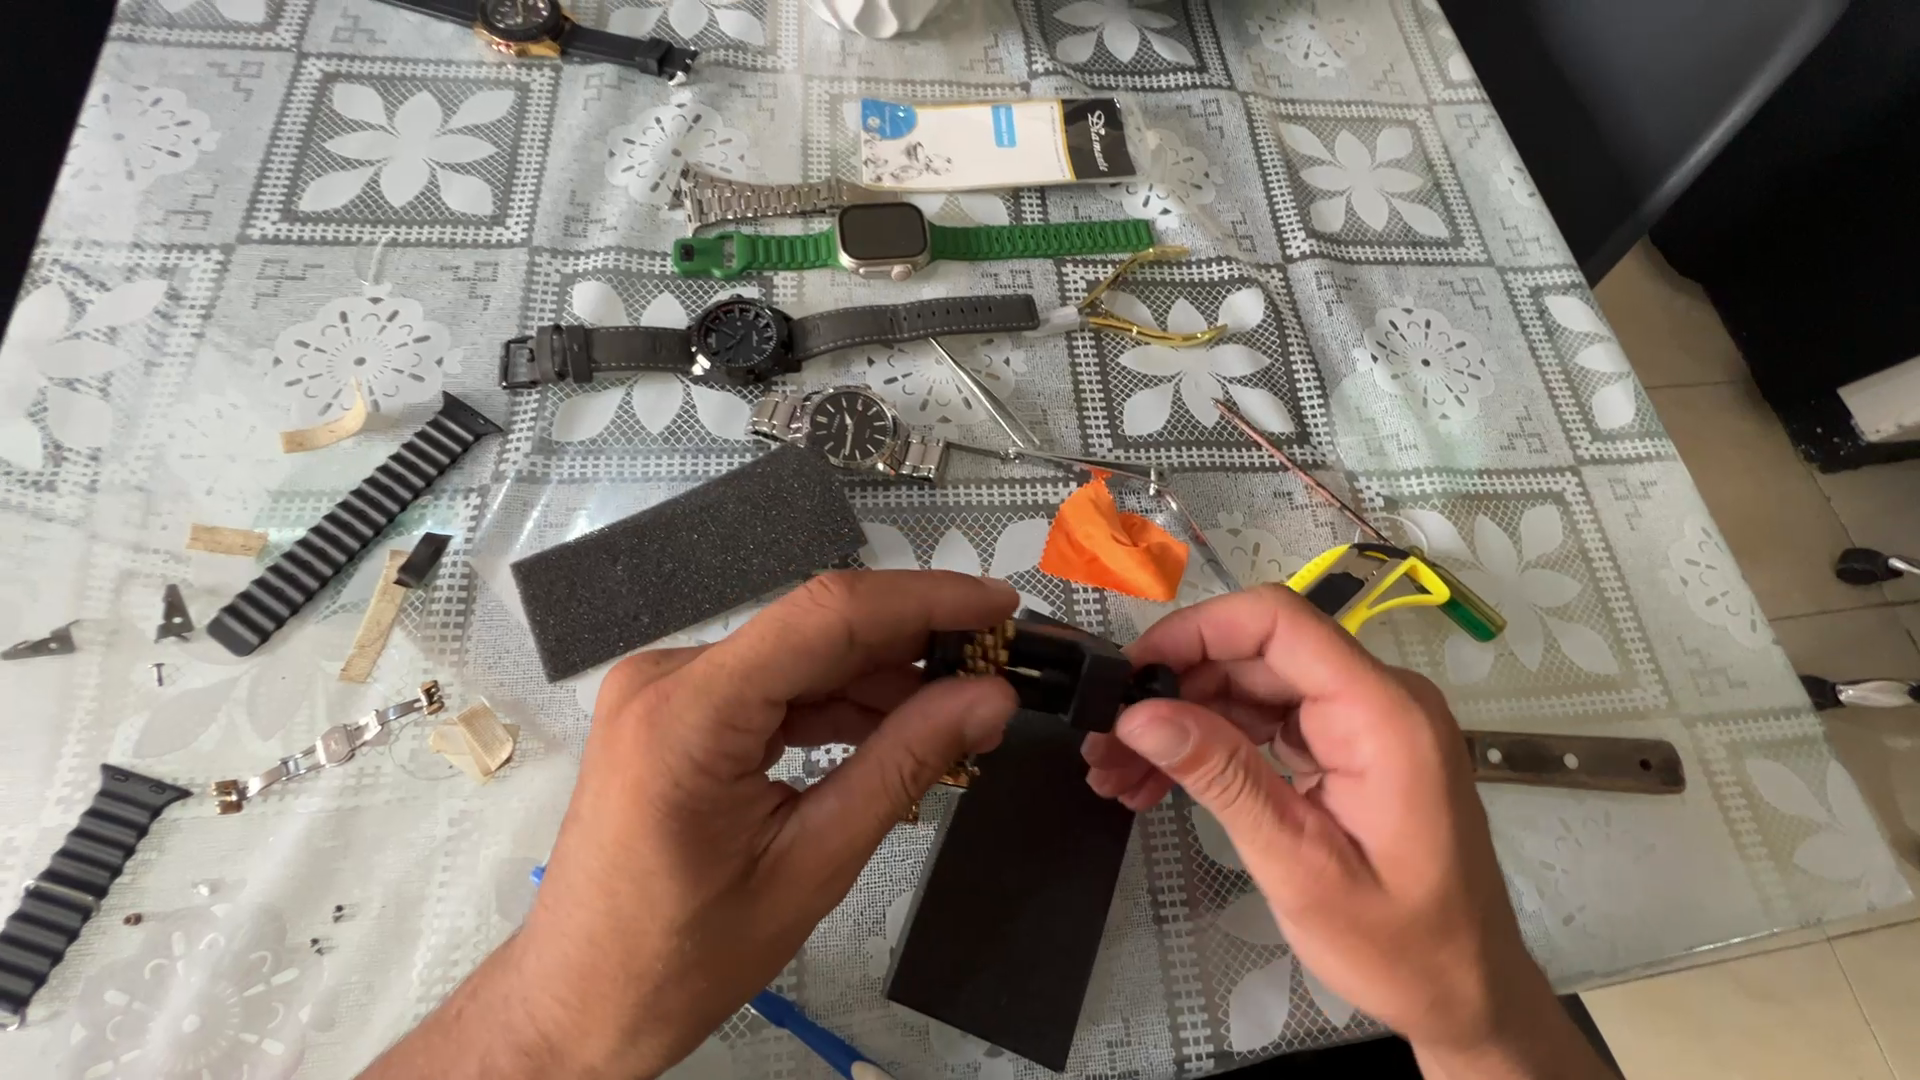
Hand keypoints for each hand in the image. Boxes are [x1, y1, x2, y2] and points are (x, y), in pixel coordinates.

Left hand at [361, 571, 1018, 1079]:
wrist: (574, 1005)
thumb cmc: (683, 958)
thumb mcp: (812, 864)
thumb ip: (904, 765)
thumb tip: (989, 698)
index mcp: (689, 711)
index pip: (829, 615)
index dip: (926, 599)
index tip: (1001, 605)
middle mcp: (671, 673)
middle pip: (819, 628)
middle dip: (915, 640)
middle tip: (993, 663)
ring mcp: (670, 686)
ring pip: (804, 654)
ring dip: (883, 675)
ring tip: (957, 706)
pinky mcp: (680, 707)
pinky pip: (778, 684)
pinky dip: (840, 701)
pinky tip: (895, 722)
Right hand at [1081, 587, 1610, 1078]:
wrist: (1463, 993)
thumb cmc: (1400, 946)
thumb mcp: (1299, 865)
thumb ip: (1221, 777)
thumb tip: (1139, 716)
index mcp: (1382, 714)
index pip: (1278, 622)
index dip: (1196, 630)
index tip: (1132, 671)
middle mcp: (1372, 696)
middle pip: (1250, 655)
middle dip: (1170, 691)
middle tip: (1106, 741)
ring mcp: (1355, 717)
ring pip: (1244, 685)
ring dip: (1178, 722)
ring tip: (1118, 769)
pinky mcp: (1338, 741)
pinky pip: (1259, 719)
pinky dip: (1206, 744)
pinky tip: (1158, 778)